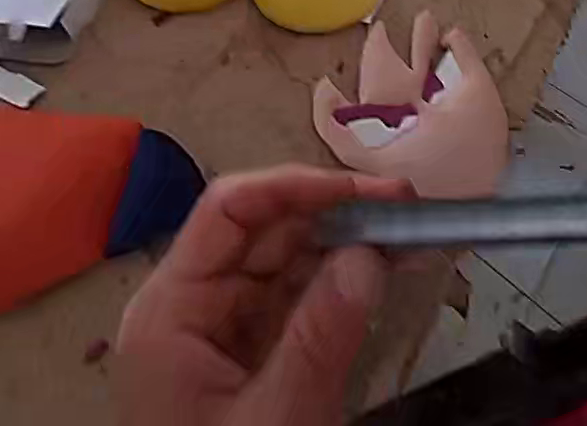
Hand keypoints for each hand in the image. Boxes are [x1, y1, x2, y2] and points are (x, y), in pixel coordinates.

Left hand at [115, 166, 412, 425]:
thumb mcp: (273, 423)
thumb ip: (318, 339)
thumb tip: (370, 253)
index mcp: (175, 307)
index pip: (231, 208)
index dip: (297, 185)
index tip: (366, 191)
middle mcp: (204, 297)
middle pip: (274, 222)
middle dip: (343, 207)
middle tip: (407, 204)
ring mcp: (238, 314)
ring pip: (301, 245)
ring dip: (358, 232)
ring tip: (411, 228)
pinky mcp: (270, 333)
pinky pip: (316, 279)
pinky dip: (357, 266)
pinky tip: (395, 260)